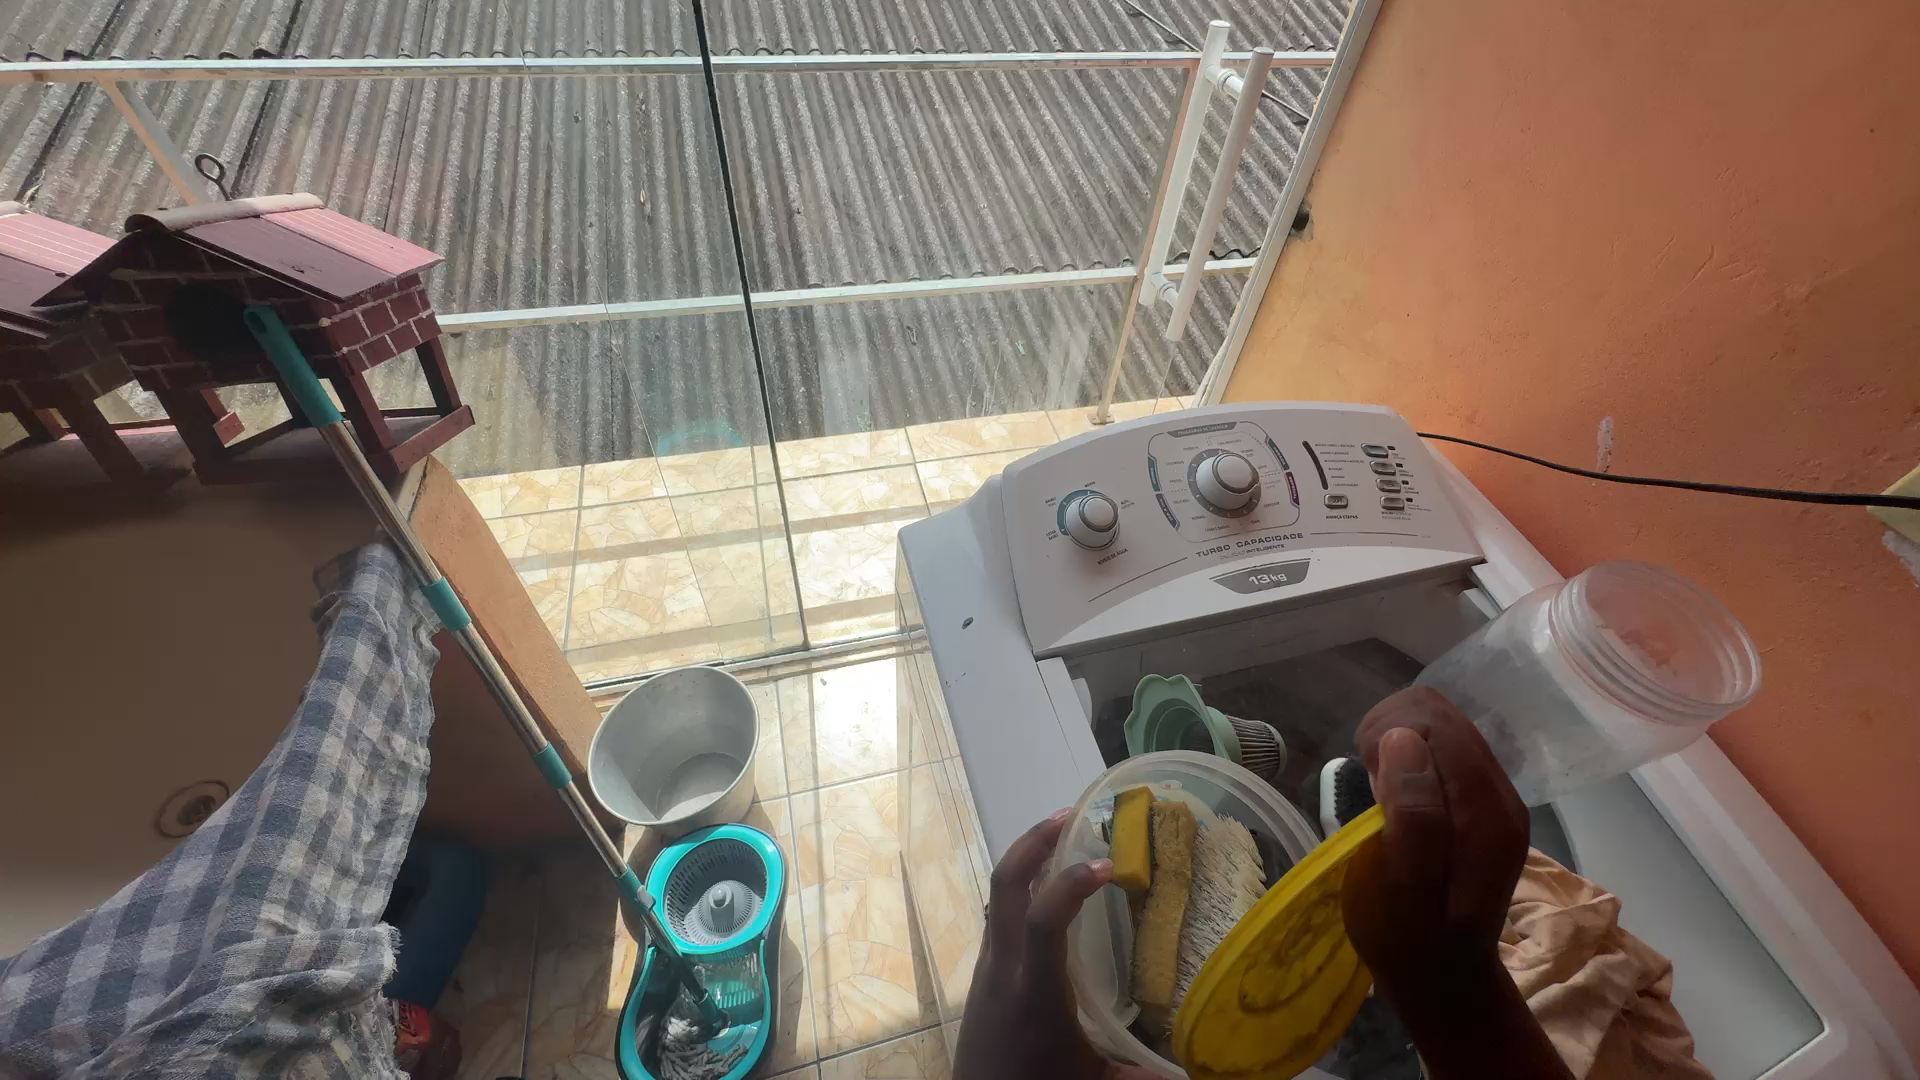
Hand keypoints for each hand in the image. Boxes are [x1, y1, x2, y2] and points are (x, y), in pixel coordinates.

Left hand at [952, 809, 1157, 1079]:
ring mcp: (987, 963)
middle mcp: (1004, 967)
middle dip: (1035, 841)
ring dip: (1026, 856)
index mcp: (1034, 994)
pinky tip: (1047, 885)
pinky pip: (999, 909)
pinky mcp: (982, 966)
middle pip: (1006, 883)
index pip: (1042, 922)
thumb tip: (1203, 1071)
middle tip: (1071, 814)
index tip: (1107, 864)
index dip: (1071, 885)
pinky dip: (1022, 884)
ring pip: (997, 891)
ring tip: (1062, 835)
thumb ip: (1144, 1074)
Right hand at [1340, 687, 1568, 1079]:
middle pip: (1438, 711)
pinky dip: (1400, 754)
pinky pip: (1433, 745)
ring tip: (1377, 785)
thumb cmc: (1406, 934)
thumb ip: (1412, 815)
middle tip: (1370, 780)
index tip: (1368, 775)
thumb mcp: (1401, 886)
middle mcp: (1497, 793)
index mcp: (1485, 810)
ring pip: (1435, 722)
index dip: (1387, 732)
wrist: (1438, 973)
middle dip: (1389, 730)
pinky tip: (1388, 790)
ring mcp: (1487, 795)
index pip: (1435, 720)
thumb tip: (1401, 739)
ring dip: (1392, 739)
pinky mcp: (1471, 800)